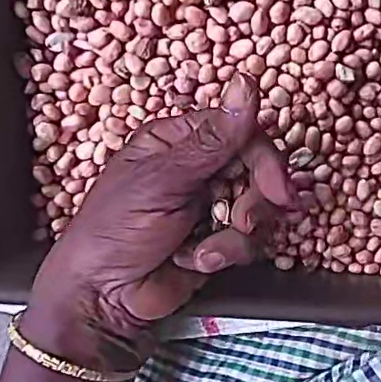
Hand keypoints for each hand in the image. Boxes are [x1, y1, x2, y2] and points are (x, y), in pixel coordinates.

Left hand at [22, 74, 292, 373]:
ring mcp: (210, 204)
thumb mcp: (162, 181)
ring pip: (258, 207)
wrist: (102, 298)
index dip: (264, 159)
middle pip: (257, 170)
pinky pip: (248, 240)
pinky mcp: (218, 239)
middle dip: (254, 202)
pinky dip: (225, 254)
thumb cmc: (115, 231)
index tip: (277, 188)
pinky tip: (195, 261)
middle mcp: (199, 168)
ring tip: (205, 250)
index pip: (240, 132)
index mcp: (178, 141)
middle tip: (242, 223)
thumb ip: (212, 140)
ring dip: (236, 235)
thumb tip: (246, 83)